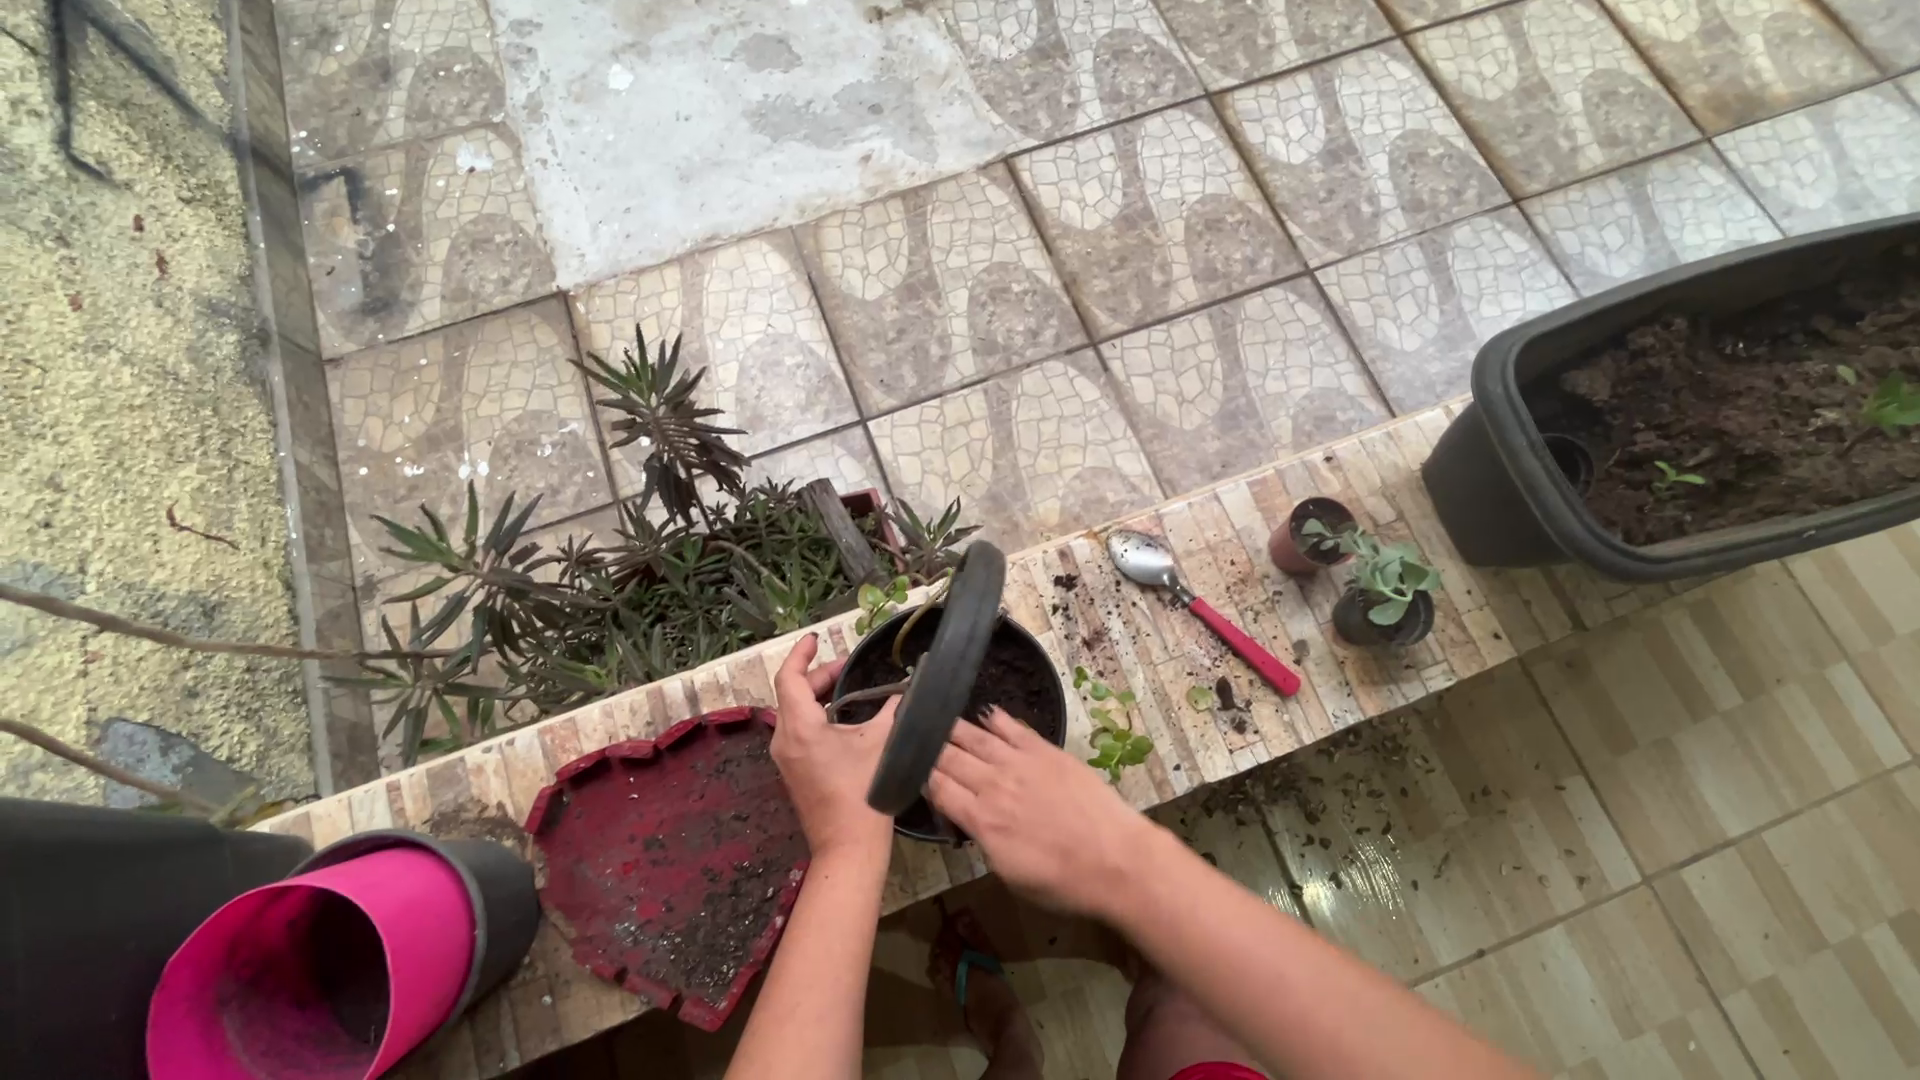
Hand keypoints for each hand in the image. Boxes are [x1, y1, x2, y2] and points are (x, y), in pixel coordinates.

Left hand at [772, 633, 897, 860]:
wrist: (848, 845)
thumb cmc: (864, 791)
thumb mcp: (881, 743)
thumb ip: (892, 711)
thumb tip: (906, 690)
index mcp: (800, 727)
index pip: (789, 677)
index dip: (801, 654)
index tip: (815, 638)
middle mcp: (785, 739)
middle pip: (793, 692)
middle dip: (819, 675)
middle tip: (849, 667)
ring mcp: (786, 757)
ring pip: (794, 712)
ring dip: (817, 695)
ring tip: (847, 687)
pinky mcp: (793, 770)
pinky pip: (797, 729)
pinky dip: (815, 714)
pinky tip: (842, 718)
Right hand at [926, 708, 1156, 918]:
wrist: (1115, 860)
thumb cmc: (1062, 882)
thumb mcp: (1009, 874)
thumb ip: (983, 839)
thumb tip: (969, 818)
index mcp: (981, 820)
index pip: (938, 789)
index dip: (918, 775)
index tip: (905, 764)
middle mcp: (994, 785)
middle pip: (950, 758)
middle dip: (928, 746)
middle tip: (910, 732)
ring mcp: (1021, 763)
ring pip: (977, 738)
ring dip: (954, 727)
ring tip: (936, 715)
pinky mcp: (1046, 751)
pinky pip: (1014, 729)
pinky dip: (996, 719)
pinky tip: (985, 712)